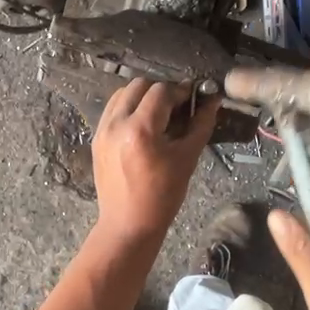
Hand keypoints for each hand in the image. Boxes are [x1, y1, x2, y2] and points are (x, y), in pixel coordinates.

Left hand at [92, 78, 218, 243]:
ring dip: (142, 96)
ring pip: (122, 94)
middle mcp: (116, 123)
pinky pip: (112, 110)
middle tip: (177, 107)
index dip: (181, 91)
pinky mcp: (97, 139)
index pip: (161, 90)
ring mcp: (102, 130)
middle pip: (139, 85)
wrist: (128, 224)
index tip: (193, 100)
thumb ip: (200, 125)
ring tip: (159, 115)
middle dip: (160, 91)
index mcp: (140, 129)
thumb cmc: (163, 196)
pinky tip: (143, 126)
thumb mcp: (187, 159)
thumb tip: (212, 101)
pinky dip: (128, 109)